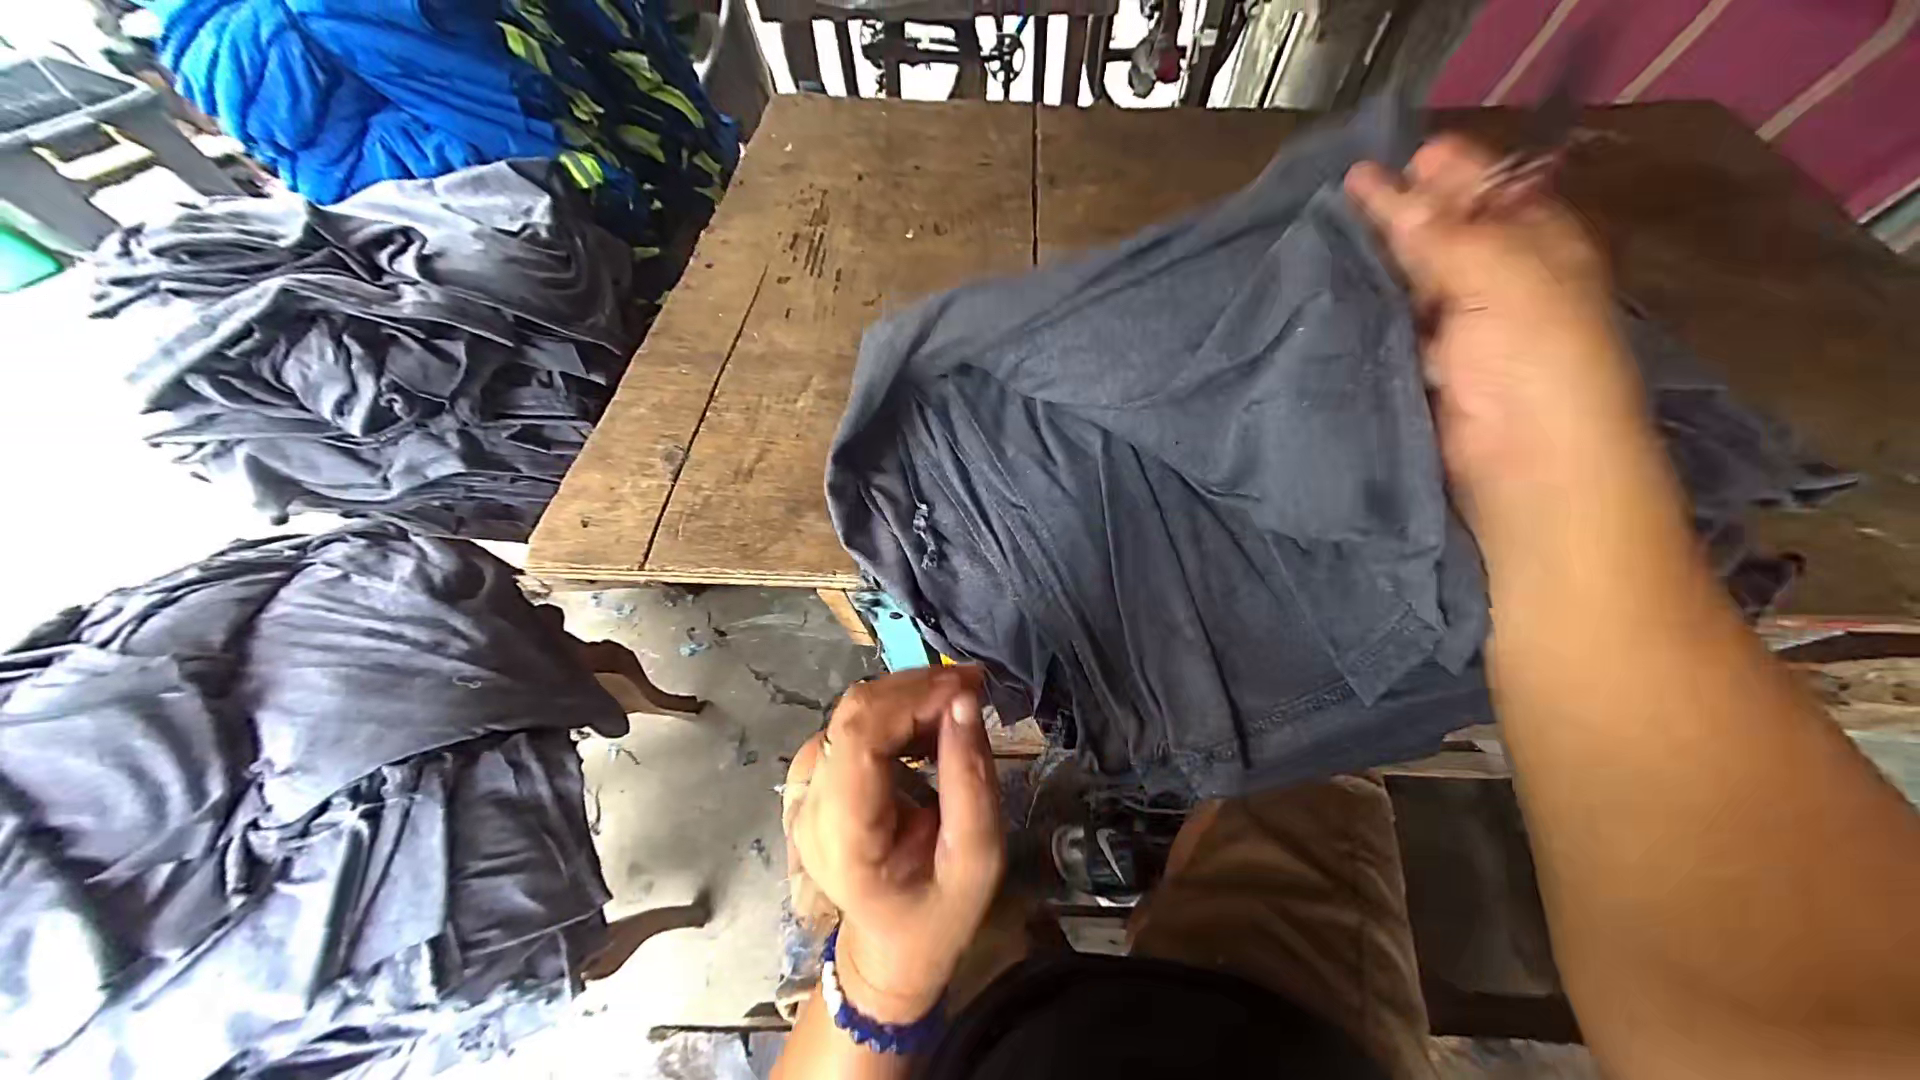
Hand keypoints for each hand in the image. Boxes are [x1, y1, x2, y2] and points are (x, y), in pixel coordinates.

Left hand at [789, 667, 1004, 1023]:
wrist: (891, 943)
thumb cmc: (937, 912)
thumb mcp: (976, 861)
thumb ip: (971, 781)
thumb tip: (964, 701)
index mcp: (841, 836)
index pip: (860, 737)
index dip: (912, 698)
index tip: (968, 687)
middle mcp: (811, 805)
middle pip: (854, 714)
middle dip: (917, 689)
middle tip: (973, 687)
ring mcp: (806, 791)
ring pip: (853, 712)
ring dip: (909, 698)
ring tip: (957, 709)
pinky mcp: (816, 779)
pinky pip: (853, 725)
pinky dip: (896, 712)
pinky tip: (928, 725)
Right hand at [1344, 136, 1655, 535]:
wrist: (1522, 468)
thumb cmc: (1535, 363)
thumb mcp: (1501, 277)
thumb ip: (1439, 232)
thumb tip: (1375, 183)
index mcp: (1530, 243)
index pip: (1478, 189)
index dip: (1431, 172)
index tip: (1366, 163)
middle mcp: (1487, 279)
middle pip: (1431, 233)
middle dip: (1384, 214)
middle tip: (1324, 197)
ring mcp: (1442, 328)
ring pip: (1395, 281)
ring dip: (1358, 263)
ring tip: (1303, 238)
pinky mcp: (1405, 367)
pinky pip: (1373, 327)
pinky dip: (1347, 310)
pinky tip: (1311, 294)